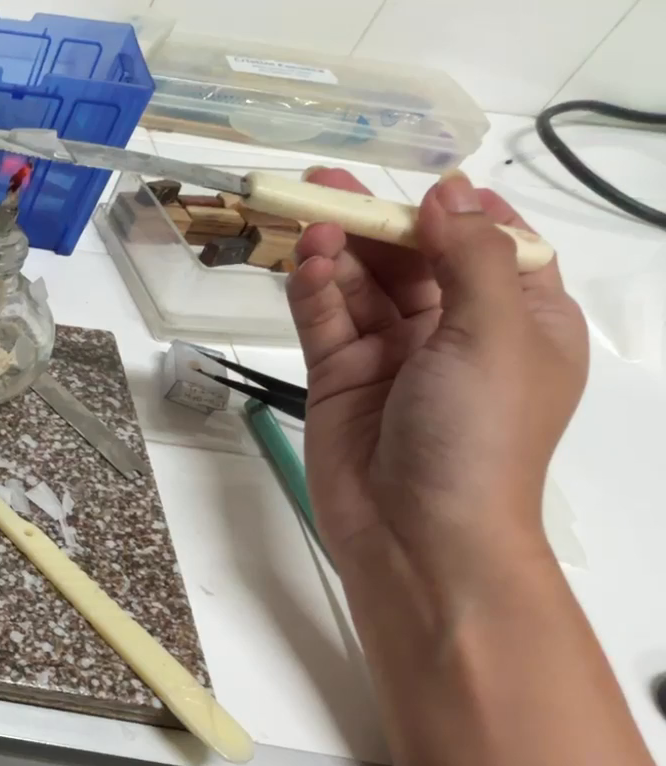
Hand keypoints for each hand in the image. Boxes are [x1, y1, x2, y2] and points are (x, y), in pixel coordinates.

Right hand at [286, 169, 586, 585]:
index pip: (489, 243)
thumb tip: (448, 195)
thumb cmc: (480, 433)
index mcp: (518, 315)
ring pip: (361, 288)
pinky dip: (313, 295)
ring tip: (305, 223)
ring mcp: (392, 354)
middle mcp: (455, 329)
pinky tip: (303, 268)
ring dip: (336, 255)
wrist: (417, 527)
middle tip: (322, 185)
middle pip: (412, 259)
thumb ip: (470, 258)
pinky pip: (326, 324)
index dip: (455, 209)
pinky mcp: (339, 378)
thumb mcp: (495, 334)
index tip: (418, 182)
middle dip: (375, 222)